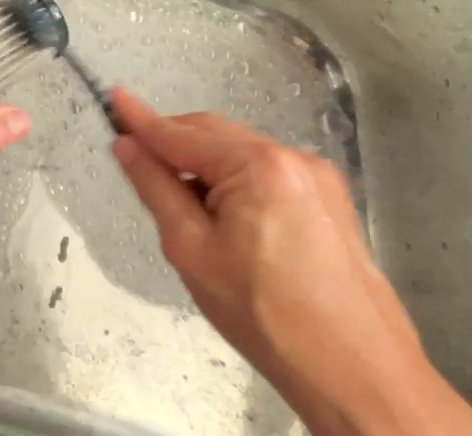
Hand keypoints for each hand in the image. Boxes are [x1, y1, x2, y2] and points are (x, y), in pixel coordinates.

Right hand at [109, 89, 471, 435]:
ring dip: (202, 165)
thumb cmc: (265, 314)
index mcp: (257, 167)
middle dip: (172, 144)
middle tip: (136, 164)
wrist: (358, 376)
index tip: (112, 96)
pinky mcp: (331, 203)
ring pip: (238, 153)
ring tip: (183, 207)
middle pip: (212, 134)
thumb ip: (154, 187)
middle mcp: (293, 160)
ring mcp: (319, 180)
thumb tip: (126, 146)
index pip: (180, 134)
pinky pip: (265, 172)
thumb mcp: (190, 248)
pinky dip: (233, 180)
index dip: (140, 119)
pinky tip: (222, 217)